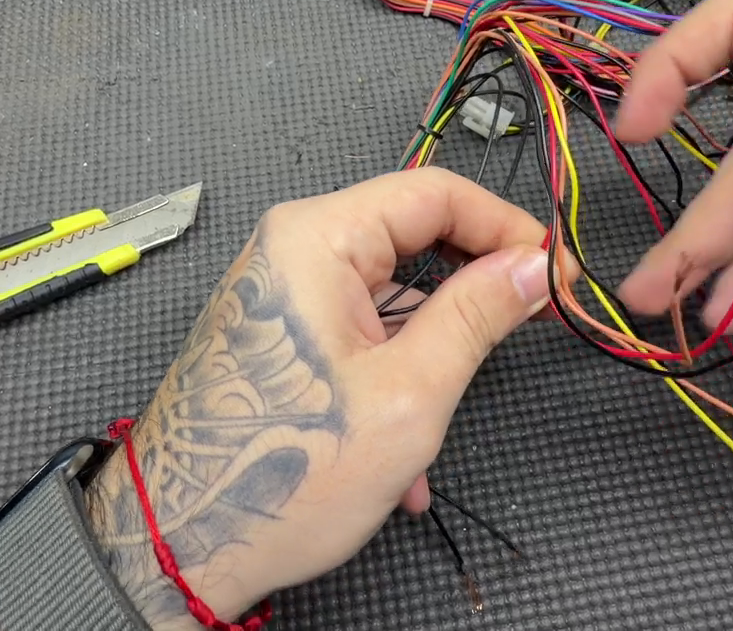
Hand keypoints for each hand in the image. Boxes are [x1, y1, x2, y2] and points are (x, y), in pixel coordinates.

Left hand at [83, 168, 558, 629]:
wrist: (178, 541)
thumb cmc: (280, 471)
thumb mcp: (408, 394)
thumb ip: (477, 315)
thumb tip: (532, 265)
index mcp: (318, 235)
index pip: (436, 192)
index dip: (506, 226)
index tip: (554, 269)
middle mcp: (295, 243)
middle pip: (413, 229)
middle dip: (476, 278)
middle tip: (531, 316)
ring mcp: (286, 281)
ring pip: (393, 281)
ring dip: (437, 337)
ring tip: (457, 402)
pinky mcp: (284, 319)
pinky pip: (362, 316)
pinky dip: (398, 360)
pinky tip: (404, 442)